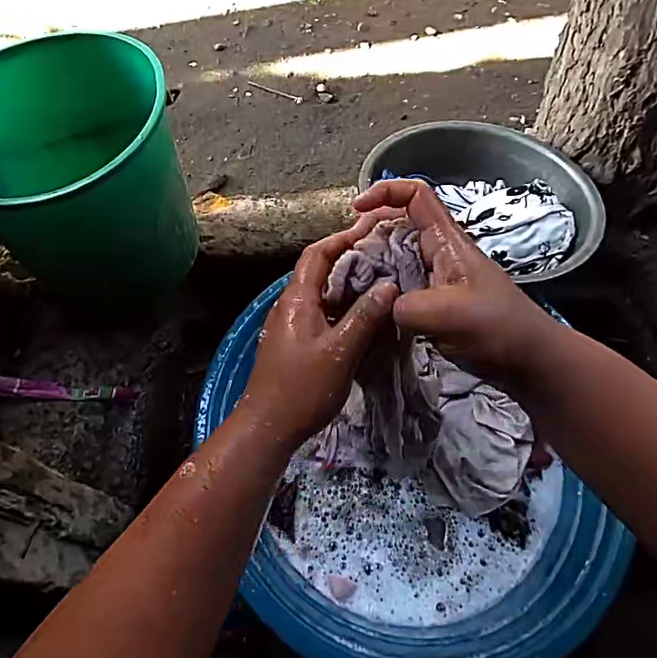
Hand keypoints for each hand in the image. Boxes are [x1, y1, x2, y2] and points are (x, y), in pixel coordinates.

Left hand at [235, 212, 400, 445]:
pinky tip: (366, 317)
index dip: (342, 238)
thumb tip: (389, 285)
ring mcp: (291, 324)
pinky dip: (344, 308)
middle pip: (320, 271)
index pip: (317, 254)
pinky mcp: (296, 342)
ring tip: (382, 283)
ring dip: (349, 286)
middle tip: (384, 256)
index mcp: (297, 299)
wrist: (267, 427)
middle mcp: (290, 305)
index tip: (369, 229)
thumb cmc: (302, 388)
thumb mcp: (340, 351)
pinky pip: (323, 313)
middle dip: (351, 260)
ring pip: (323, 294)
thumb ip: (365, 316)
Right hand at [352, 179, 557, 381]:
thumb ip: (405, 306)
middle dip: (370, 233)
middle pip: (398, 226)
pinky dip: (383, 290)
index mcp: (447, 241)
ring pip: (396, 257)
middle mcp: (440, 253)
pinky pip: (402, 286)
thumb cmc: (498, 327)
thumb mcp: (448, 314)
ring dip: (373, 264)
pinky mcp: (437, 303)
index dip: (384, 192)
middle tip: (347, 255)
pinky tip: (369, 306)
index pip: (415, 195)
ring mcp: (438, 279)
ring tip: (351, 281)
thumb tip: (381, 306)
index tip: (357, 209)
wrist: (529, 359)